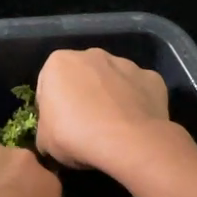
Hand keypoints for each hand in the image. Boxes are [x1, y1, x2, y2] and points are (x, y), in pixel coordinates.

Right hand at [35, 49, 176, 176]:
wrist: (128, 142)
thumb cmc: (76, 136)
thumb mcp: (44, 141)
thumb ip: (45, 129)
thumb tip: (51, 136)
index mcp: (59, 62)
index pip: (48, 85)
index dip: (51, 108)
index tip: (58, 127)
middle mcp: (92, 54)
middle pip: (82, 76)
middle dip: (82, 96)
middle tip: (84, 127)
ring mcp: (125, 63)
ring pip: (112, 80)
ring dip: (110, 97)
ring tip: (112, 128)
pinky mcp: (152, 78)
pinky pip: (139, 90)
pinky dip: (136, 103)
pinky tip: (134, 125)